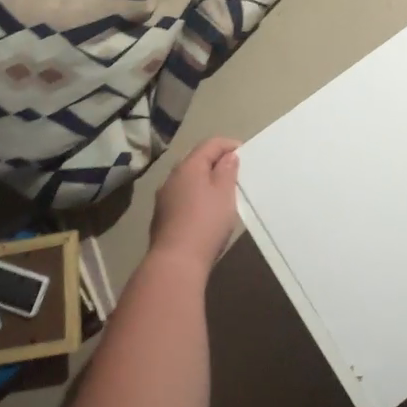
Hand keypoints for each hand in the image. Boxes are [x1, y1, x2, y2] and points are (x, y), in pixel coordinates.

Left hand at [149, 137, 241, 272]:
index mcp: (188, 167)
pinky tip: (206, 212)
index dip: (229, 145)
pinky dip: (196, 196)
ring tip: (222, 194)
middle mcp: (172, 177)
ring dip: (205, 181)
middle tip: (235, 173)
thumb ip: (227, 171)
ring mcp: (164, 198)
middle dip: (216, 163)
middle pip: (196, 160)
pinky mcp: (162, 217)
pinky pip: (182, 197)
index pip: (210, 144)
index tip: (245, 154)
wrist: (176, 262)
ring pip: (188, 180)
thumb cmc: (206, 223)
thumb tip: (227, 156)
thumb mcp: (224, 194)